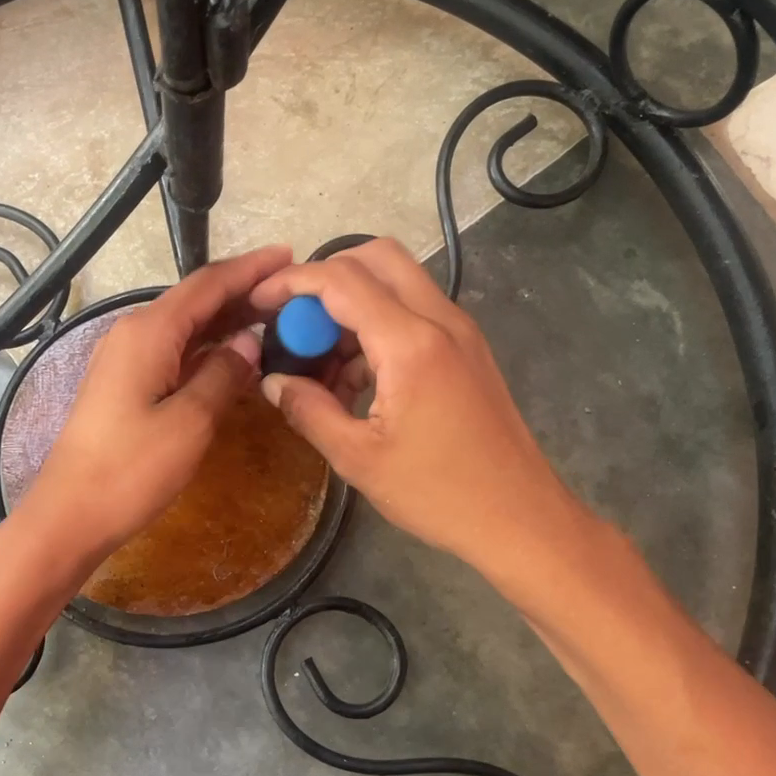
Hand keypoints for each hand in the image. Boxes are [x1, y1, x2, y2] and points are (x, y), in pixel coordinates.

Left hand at [16, 246, 291, 560]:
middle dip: (241, 294)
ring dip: (224, 324)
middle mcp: (132, 334)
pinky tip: (232, 361)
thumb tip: (248, 343)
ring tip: (272, 322)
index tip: (290, 256)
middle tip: (291, 296)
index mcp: (149, 332)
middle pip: (194, 302)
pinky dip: (204, 352)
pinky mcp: (121, 387)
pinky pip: (171, 355)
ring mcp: (123, 361)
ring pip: (183, 329)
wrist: (70, 515)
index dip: (250, 269)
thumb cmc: (130, 470)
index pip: (207, 284)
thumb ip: (223, 376)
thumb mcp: (189, 423)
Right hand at [249, 238, 588, 570]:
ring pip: (397, 283)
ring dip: (351, 306)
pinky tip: (353, 380)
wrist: (518, 517)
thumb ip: (308, 410)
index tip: (257, 302)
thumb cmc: (436, 492)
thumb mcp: (357, 458)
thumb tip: (273, 382)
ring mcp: (459, 333)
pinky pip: (413, 314)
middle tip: (293, 322)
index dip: (291, 282)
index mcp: (410, 343)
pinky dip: (375, 327)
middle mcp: (439, 321)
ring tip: (320, 364)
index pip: (342, 280)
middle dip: (325, 277)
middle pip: (377, 258)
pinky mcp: (466, 351)